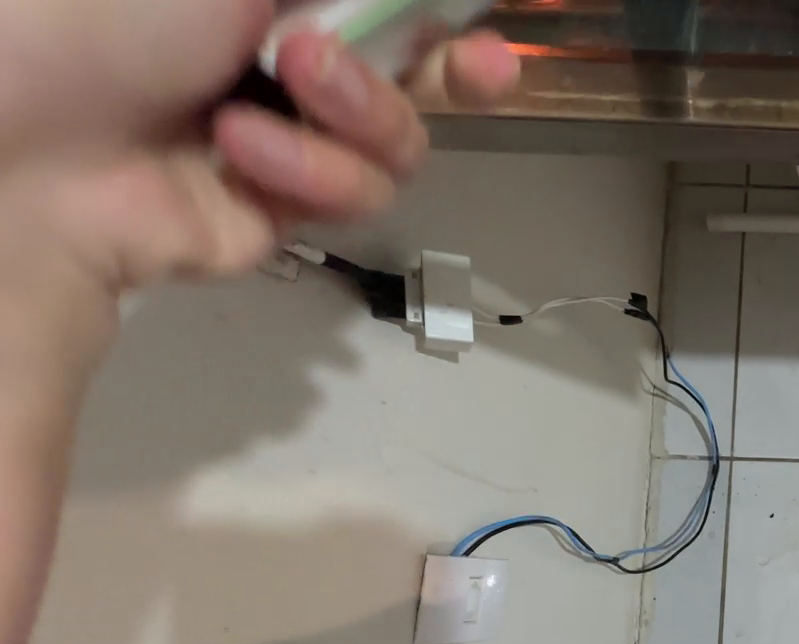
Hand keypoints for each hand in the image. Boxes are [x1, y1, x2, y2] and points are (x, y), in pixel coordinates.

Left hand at [0, 0, 520, 388]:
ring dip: (359, 120)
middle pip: (413, 75)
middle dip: (450, 74)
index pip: (383, 10)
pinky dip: (316, 175)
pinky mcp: (296, 204)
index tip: (487, 39)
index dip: (445, 24)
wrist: (19, 146)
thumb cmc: (92, 12)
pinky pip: (361, 193)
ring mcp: (294, 133)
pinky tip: (245, 156)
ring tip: (279, 95)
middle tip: (484, 71)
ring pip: (400, 143)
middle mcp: (283, 56)